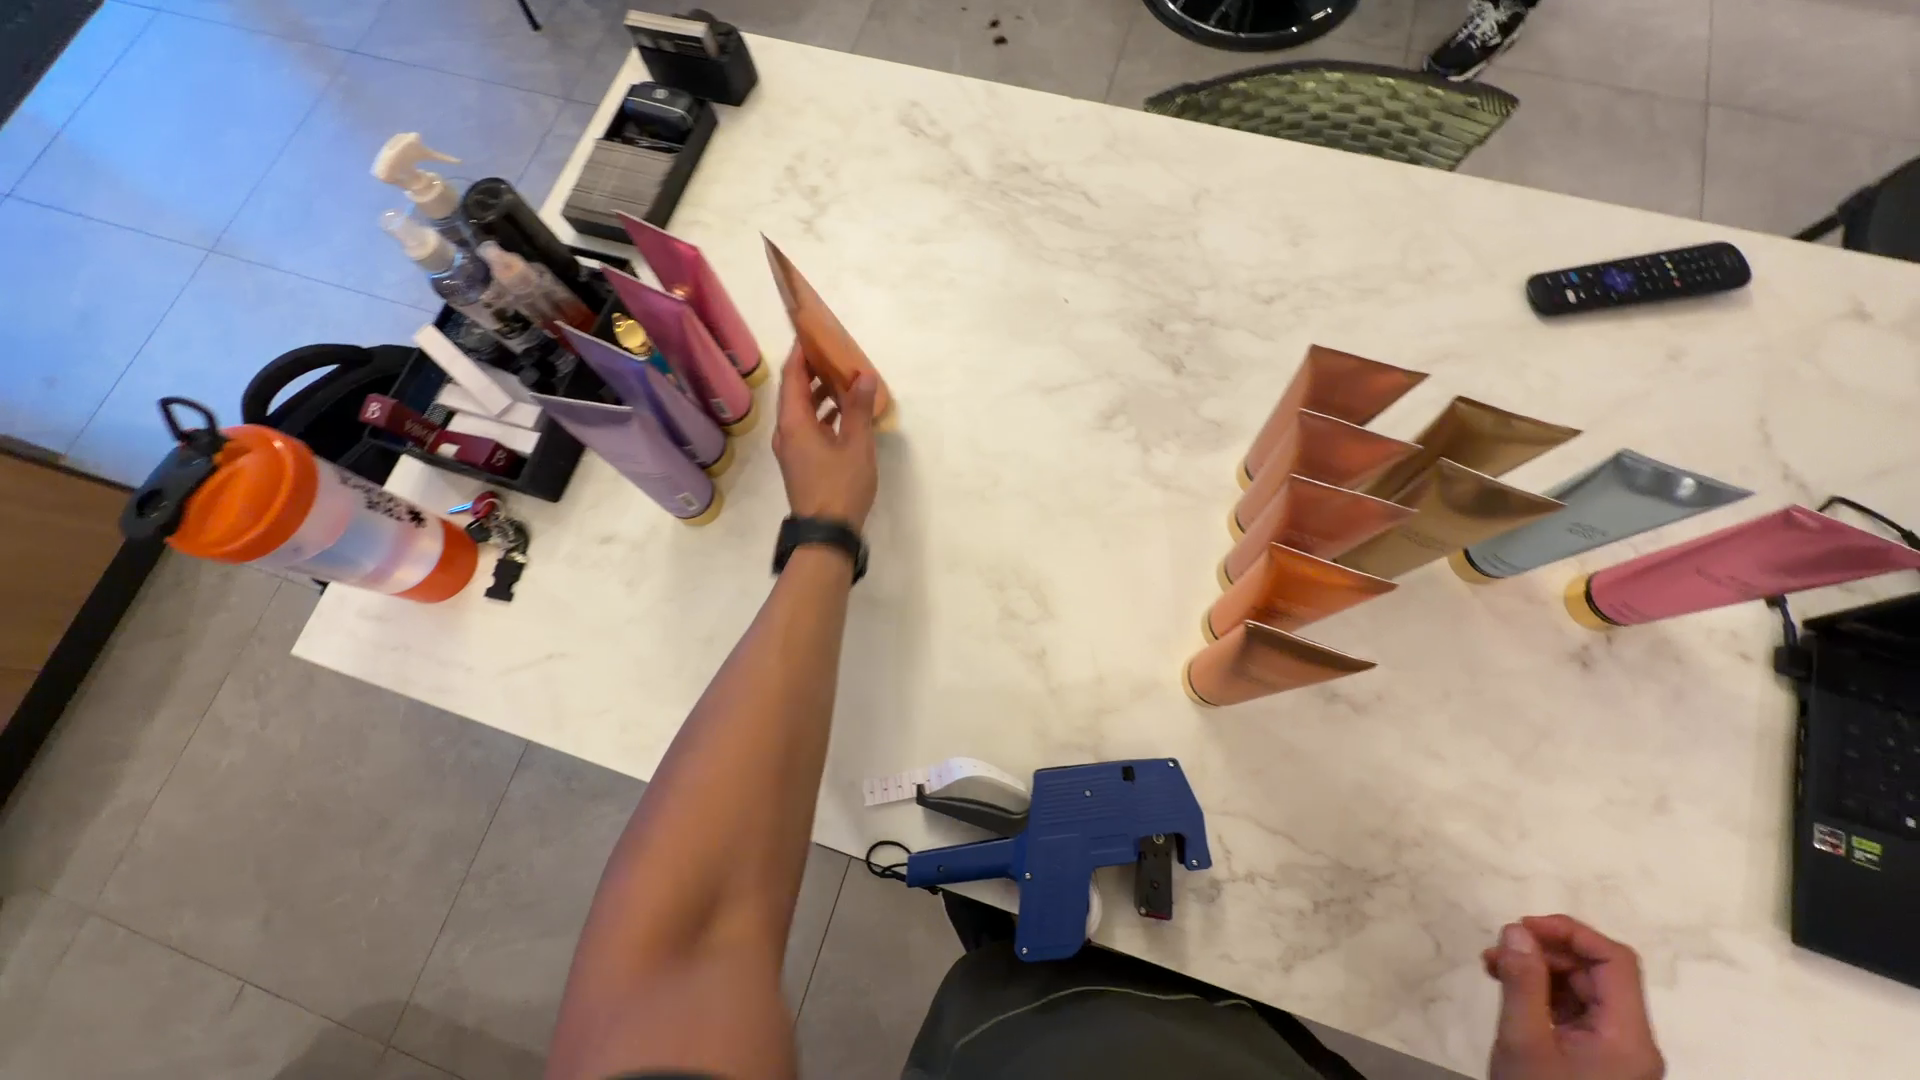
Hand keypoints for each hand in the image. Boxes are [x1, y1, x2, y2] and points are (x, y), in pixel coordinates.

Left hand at [772, 343, 878, 530]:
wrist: (826, 532)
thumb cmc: (840, 485)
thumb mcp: (856, 444)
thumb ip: (858, 408)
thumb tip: (863, 375)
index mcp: (794, 422)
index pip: (793, 376)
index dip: (801, 352)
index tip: (813, 332)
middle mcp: (786, 432)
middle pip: (794, 391)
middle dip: (813, 370)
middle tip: (834, 352)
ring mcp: (792, 449)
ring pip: (801, 411)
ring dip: (819, 393)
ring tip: (843, 378)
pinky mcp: (801, 462)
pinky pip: (808, 427)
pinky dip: (822, 414)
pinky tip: (842, 412)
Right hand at [1483, 915, 1664, 1079]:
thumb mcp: (1522, 1040)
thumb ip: (1522, 981)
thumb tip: (1517, 930)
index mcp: (1627, 1036)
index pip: (1615, 961)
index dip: (1570, 932)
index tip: (1521, 927)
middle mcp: (1632, 1040)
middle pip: (1598, 973)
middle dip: (1546, 951)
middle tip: (1497, 951)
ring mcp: (1616, 1052)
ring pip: (1584, 989)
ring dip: (1539, 969)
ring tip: (1493, 968)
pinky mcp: (1598, 1060)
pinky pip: (1575, 1010)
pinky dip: (1542, 992)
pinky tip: (1510, 991)